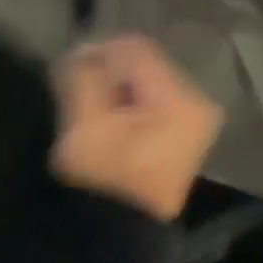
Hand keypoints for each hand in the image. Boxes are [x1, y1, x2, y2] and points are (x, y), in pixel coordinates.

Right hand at [51, 34, 223, 221]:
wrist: (121, 214)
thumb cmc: (105, 166)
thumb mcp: (87, 117)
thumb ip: (87, 76)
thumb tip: (82, 50)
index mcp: (181, 99)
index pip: (135, 48)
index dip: (97, 50)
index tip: (67, 67)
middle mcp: (195, 101)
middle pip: (140, 60)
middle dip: (102, 67)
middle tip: (71, 85)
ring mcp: (190, 115)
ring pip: (139, 76)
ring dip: (107, 82)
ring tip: (83, 101)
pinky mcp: (177, 125)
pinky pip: (143, 93)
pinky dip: (118, 95)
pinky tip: (100, 112)